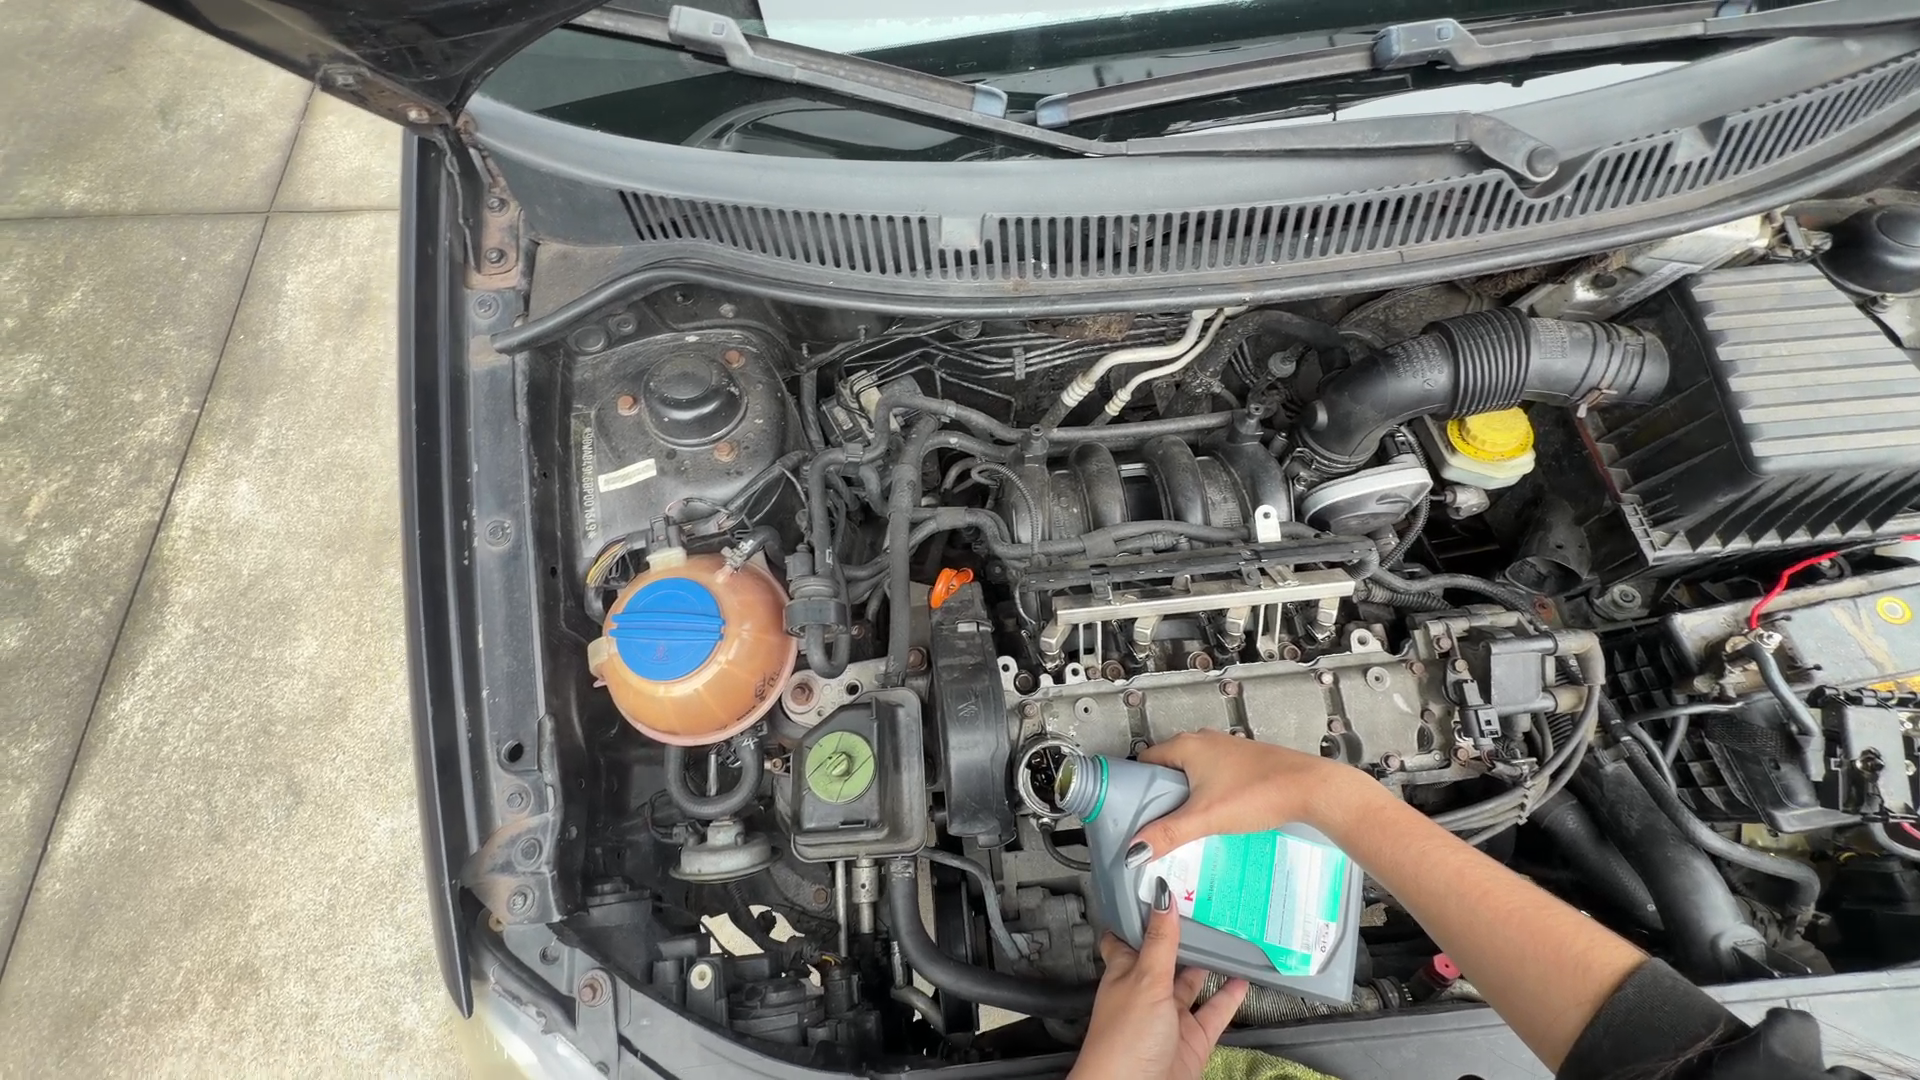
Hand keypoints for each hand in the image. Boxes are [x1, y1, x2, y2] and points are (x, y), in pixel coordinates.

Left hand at [1070, 877, 1247, 1079]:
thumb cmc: (1125, 1038)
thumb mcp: (1145, 979)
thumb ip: (1159, 940)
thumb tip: (1162, 896)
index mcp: (1124, 970)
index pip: (1129, 935)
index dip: (1141, 914)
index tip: (1158, 888)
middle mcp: (1146, 990)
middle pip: (1165, 956)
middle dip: (1180, 936)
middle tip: (1202, 907)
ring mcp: (1170, 1016)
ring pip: (1191, 983)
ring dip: (1206, 963)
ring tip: (1226, 936)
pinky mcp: (1192, 1041)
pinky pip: (1213, 1013)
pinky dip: (1229, 997)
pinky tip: (1243, 980)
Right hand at [1127, 731, 1385, 865]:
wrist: (1311, 788)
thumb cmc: (1258, 794)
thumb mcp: (1206, 818)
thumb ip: (1168, 834)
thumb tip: (1133, 850)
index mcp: (1185, 746)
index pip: (1145, 759)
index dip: (1135, 783)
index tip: (1130, 808)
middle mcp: (1202, 740)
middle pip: (1167, 765)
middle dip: (1159, 792)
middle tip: (1154, 822)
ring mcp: (1225, 749)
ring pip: (1192, 771)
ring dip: (1185, 793)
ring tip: (1182, 823)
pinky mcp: (1243, 761)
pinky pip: (1212, 774)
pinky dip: (1206, 791)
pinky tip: (1214, 814)